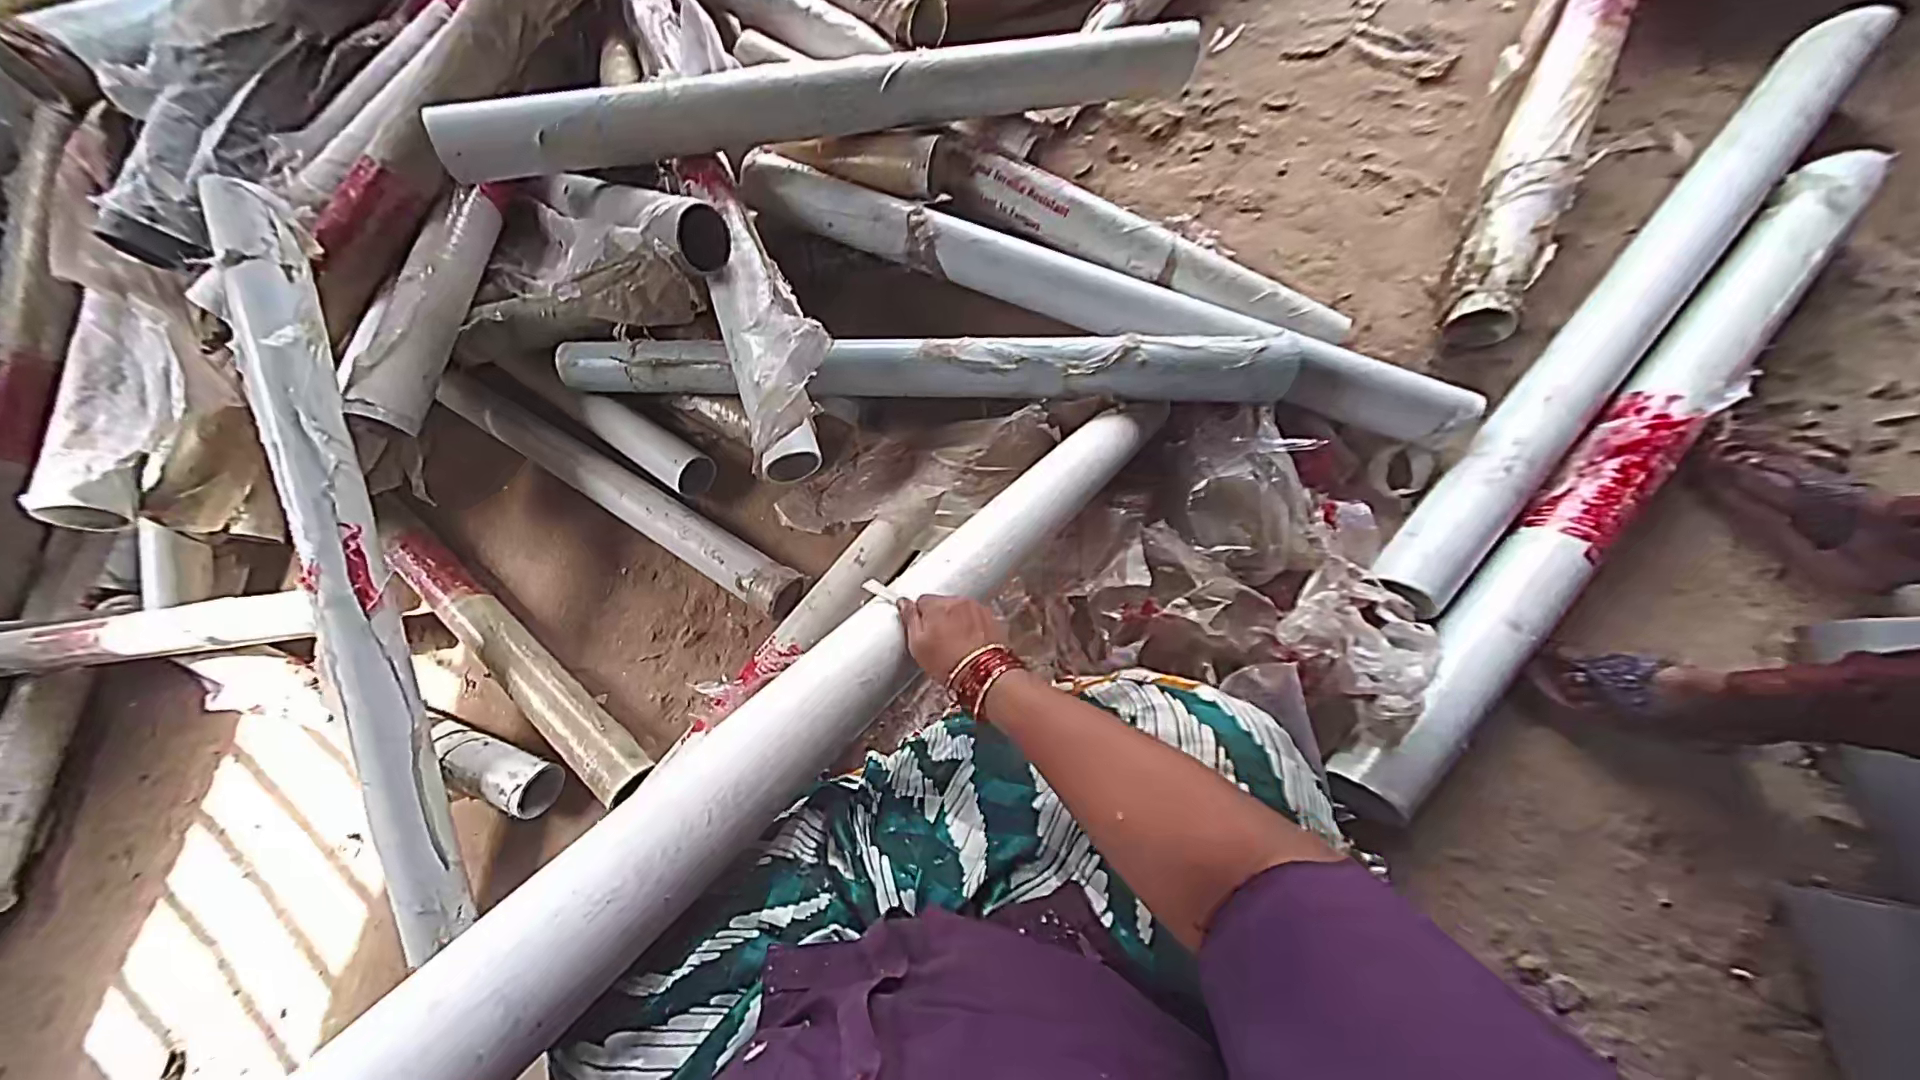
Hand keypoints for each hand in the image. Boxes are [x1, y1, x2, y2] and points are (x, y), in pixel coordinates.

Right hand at [896, 594, 1008, 683]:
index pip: (921, 601)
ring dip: (957, 622)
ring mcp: (977, 608)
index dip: (920, 618)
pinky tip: (970, 644)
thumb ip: (909, 619)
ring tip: (956, 645)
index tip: (923, 632)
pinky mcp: (991, 618)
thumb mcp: (917, 644)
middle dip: (939, 619)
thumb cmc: (948, 662)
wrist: (982, 674)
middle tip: (939, 643)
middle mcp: (958, 601)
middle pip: (942, 604)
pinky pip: (976, 617)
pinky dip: (972, 627)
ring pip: (960, 610)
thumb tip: (903, 602)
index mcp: (937, 605)